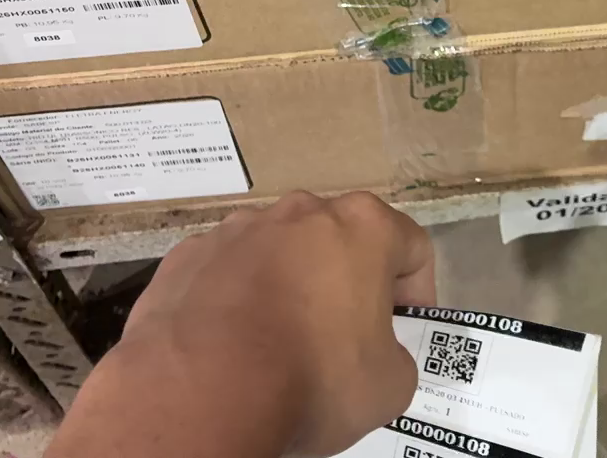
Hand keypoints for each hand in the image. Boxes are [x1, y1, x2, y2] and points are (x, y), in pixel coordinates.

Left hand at [47, 191, 434, 457]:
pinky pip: (228, 272)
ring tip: (276, 345)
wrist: (195, 396)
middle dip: (350, 284)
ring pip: (283, 251)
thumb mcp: (388, 388)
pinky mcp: (190, 254)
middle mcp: (305, 210)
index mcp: (364, 225)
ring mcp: (242, 227)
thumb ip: (397, 357)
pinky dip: (235, 299)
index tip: (403, 334)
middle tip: (344, 341)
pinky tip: (228, 346)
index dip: (416, 293)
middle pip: (343, 241)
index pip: (413, 247)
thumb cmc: (311, 378)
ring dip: (291, 286)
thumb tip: (378, 357)